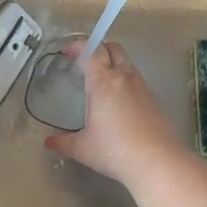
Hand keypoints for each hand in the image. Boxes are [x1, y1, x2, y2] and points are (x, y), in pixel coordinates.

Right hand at [43, 40, 186, 186]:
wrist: (157, 161)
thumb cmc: (114, 151)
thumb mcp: (83, 148)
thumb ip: (63, 142)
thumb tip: (49, 142)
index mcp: (103, 82)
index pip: (91, 51)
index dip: (78, 46)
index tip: (67, 51)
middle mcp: (124, 78)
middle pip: (113, 49)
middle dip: (98, 48)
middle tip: (84, 62)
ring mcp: (142, 87)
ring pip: (127, 63)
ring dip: (113, 63)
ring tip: (100, 81)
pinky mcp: (154, 100)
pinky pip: (136, 80)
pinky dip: (124, 81)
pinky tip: (118, 102)